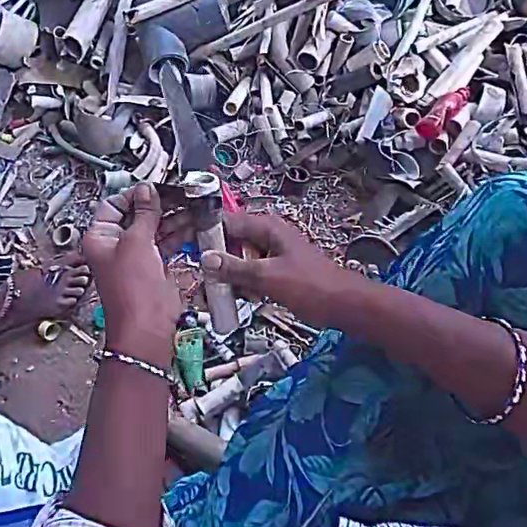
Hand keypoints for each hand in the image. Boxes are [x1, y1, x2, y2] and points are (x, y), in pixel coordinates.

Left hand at [82, 183, 182, 356]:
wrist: (147, 326)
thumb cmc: (131, 293)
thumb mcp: (137, 242)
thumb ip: (144, 214)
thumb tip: (146, 191)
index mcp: (100, 238)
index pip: (114, 204)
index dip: (134, 195)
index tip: (154, 188)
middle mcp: (116, 245)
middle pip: (137, 215)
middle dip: (158, 205)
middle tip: (178, 195)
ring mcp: (136, 256)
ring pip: (154, 228)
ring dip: (172, 217)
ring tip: (190, 206)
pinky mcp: (154, 266)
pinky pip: (166, 242)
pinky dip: (179, 233)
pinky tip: (192, 223)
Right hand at [203, 212, 355, 328]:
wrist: (345, 305)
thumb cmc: (312, 287)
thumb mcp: (269, 278)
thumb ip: (235, 268)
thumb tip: (205, 259)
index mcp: (266, 226)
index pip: (224, 221)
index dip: (202, 232)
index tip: (181, 245)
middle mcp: (266, 234)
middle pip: (228, 241)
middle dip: (214, 261)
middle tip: (203, 282)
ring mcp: (271, 252)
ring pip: (237, 260)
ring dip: (227, 276)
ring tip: (218, 294)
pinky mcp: (275, 269)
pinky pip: (249, 272)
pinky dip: (242, 284)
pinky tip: (240, 299)